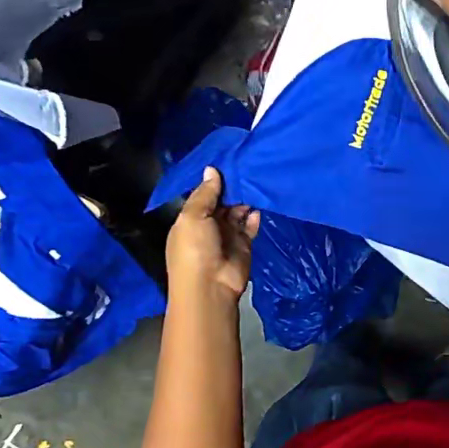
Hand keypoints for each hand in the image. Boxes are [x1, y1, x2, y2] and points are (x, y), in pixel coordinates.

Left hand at [166, 167, 259, 304]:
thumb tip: (211, 170)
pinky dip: (254, 217)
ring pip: (238, 212)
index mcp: (190, 219)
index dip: (213, 181)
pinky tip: (258, 206)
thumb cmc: (195, 249)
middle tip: (245, 166)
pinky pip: (250, 226)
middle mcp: (208, 226)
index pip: (202, 196)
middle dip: (231, 188)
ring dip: (244, 200)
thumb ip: (205, 194)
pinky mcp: (244, 245)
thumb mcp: (193, 217)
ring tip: (254, 182)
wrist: (210, 286)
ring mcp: (227, 236)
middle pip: (222, 202)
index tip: (226, 161)